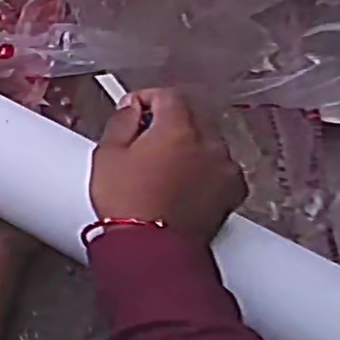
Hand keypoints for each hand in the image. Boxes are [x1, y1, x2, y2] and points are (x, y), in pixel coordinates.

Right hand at [89, 88, 245, 243]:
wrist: (151, 244)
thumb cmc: (126, 201)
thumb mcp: (107, 155)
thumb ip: (121, 122)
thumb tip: (131, 107)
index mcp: (177, 130)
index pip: (168, 96)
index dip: (146, 98)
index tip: (133, 108)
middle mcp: (209, 144)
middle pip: (190, 117)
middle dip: (166, 122)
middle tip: (140, 139)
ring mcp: (225, 167)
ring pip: (205, 142)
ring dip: (185, 146)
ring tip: (157, 167)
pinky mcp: (232, 190)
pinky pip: (217, 166)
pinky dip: (200, 168)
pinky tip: (176, 183)